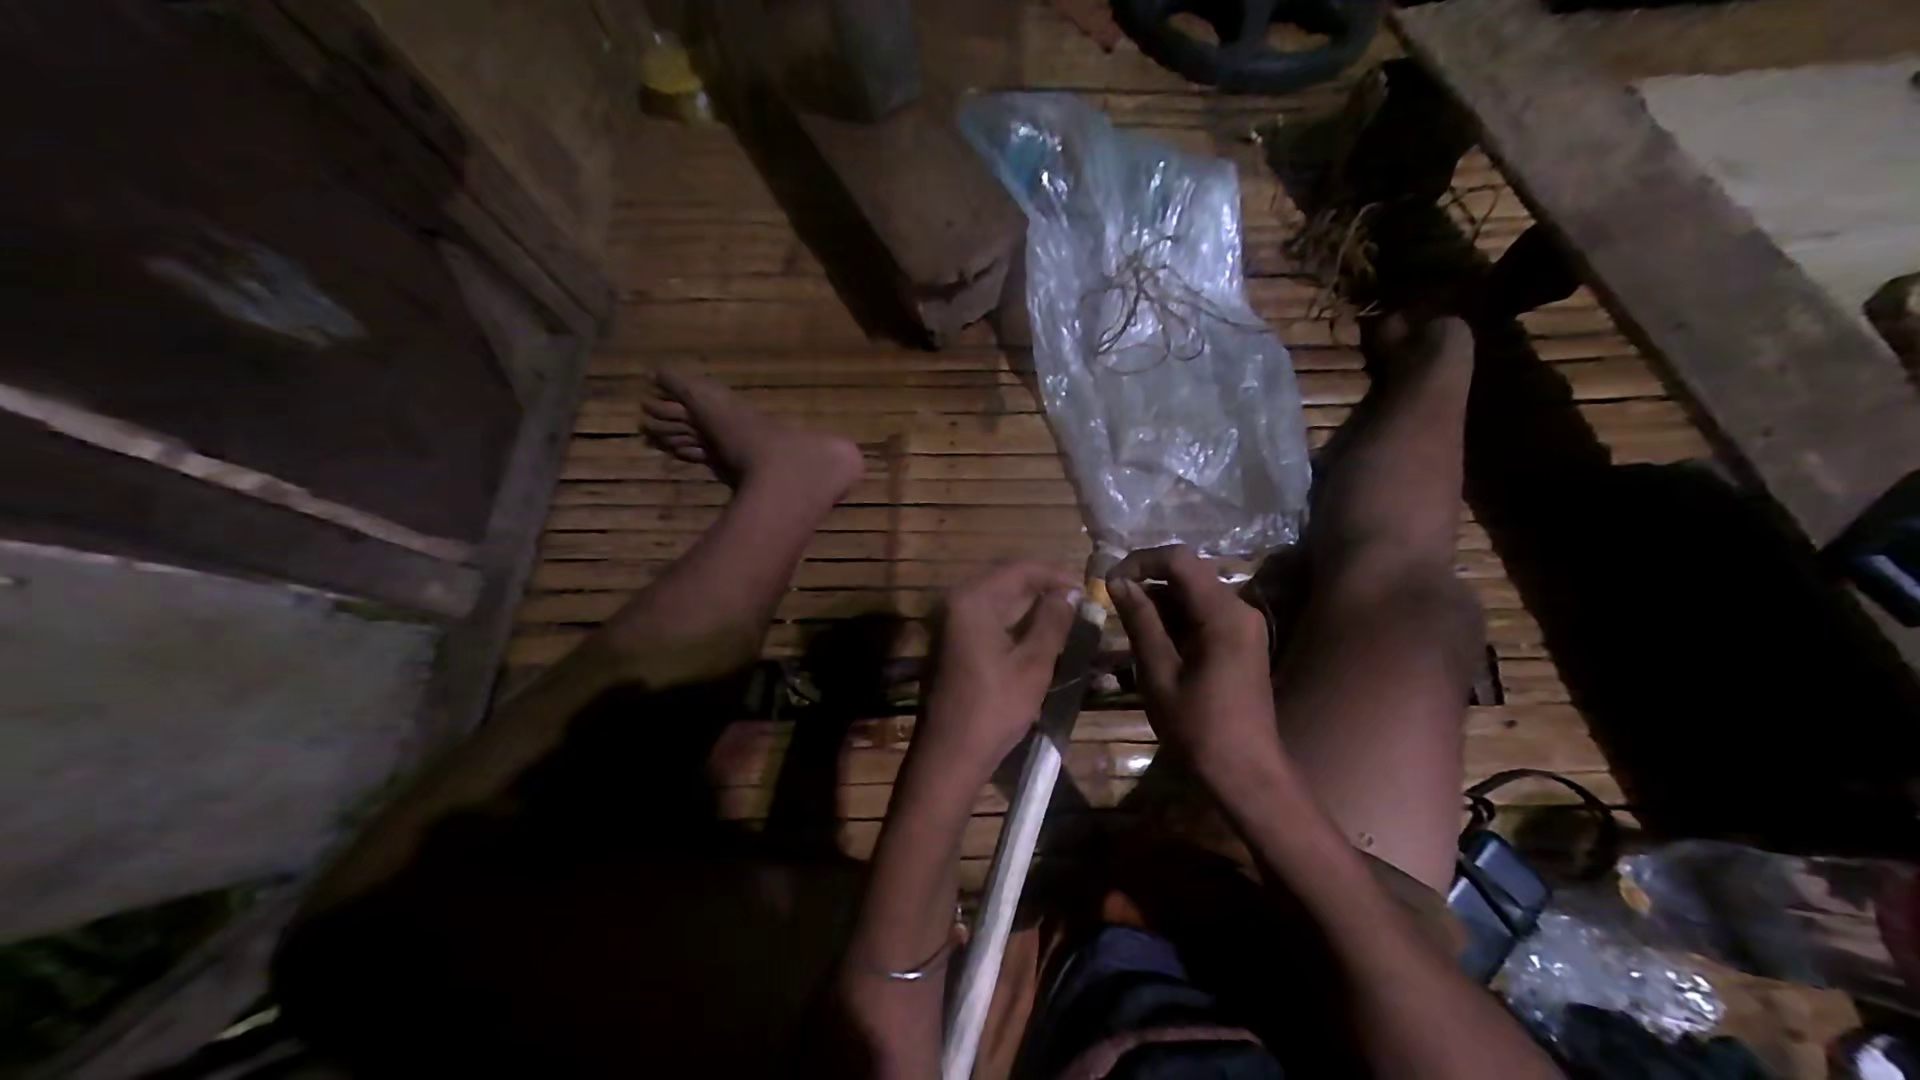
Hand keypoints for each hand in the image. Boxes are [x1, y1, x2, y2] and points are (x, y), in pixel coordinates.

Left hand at [920, 562, 1081, 774]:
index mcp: (972, 601)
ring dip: (1029, 605)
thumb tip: (1068, 593)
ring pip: (996, 601)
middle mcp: (954, 603)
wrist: (949, 754)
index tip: (1085, 587)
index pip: (1019, 570)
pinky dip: (1011, 621)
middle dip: (1042, 588)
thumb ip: (1052, 621)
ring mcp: (948, 623)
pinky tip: (1036, 634)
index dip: (1055, 574)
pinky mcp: (949, 643)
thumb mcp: (1033, 664)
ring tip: (1064, 616)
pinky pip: (985, 619)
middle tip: (1077, 600)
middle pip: (1005, 581)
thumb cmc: (994, 708)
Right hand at [1107, 545, 1279, 774]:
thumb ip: (1140, 621)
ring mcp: (1245, 626)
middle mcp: (1240, 610)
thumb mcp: (1159, 672)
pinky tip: (1152, 642)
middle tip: (1112, 603)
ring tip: (1127, 626)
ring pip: (1194, 593)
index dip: (1141, 561)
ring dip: (1159, 601)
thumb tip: (1118, 581)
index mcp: (1224, 614)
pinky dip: (1175, 619)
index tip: (1110, 581)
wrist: (1245, 773)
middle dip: (1147, 581)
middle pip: (1189, 573)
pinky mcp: (1242, 641)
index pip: (1180, 559)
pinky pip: (1204, 614)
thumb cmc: (1198, 727)